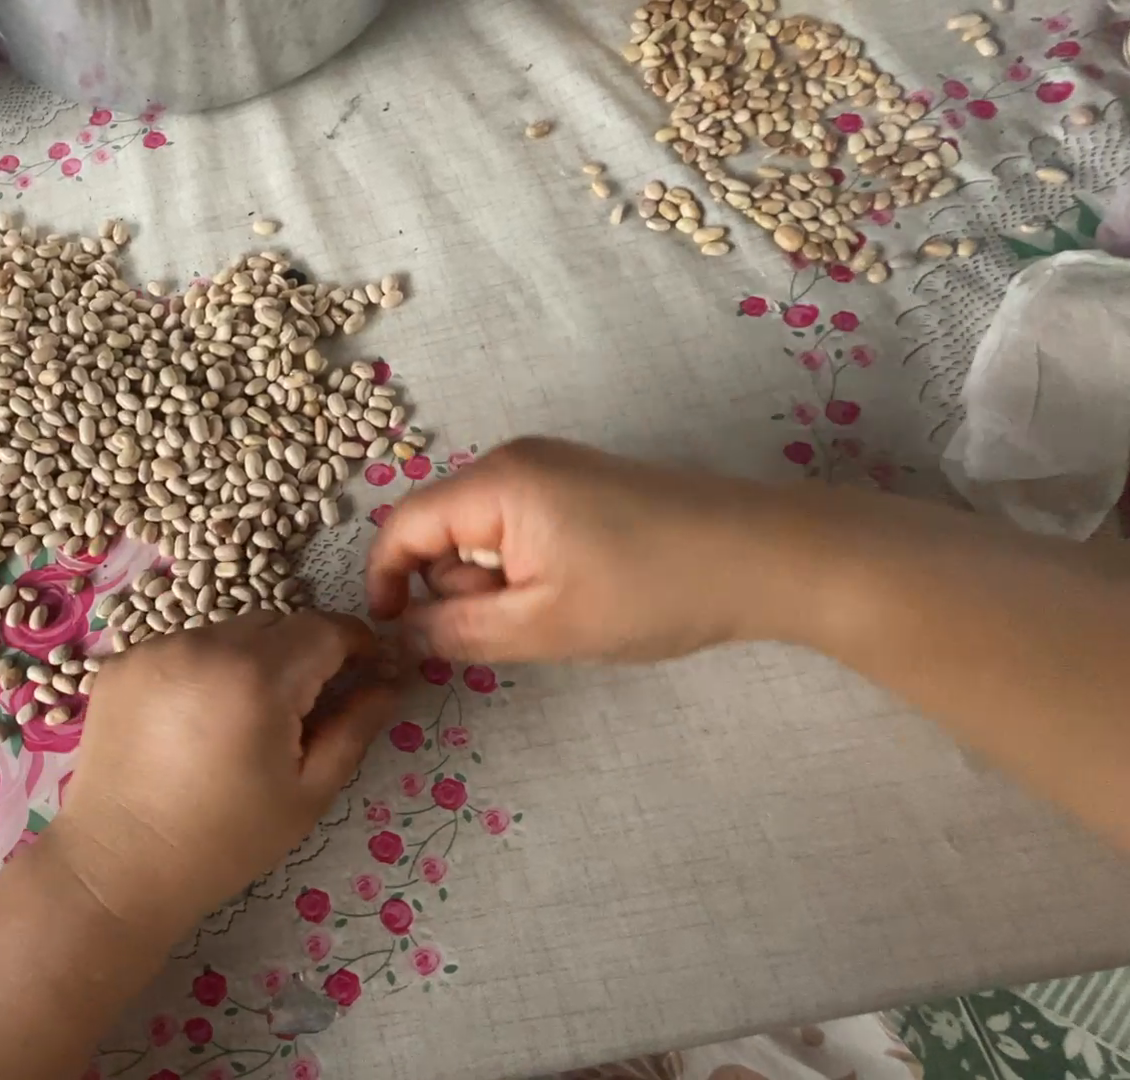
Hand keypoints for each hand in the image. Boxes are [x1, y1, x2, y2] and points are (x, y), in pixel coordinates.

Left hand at [45, 610, 397, 935]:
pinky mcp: (122, 661)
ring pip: (226, 632)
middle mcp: (204, 644)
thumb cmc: (225, 840)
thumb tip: (390, 683)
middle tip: (300, 705)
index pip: (324, 628)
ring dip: (248, 658)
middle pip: (275, 623)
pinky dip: (200, 668)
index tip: (366, 666)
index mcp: (259, 676)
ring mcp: (155, 647)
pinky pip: (181, 647)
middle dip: (301, 652)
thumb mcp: (308, 792)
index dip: (354, 642)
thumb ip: (355, 727)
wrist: (119, 865)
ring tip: (239, 716)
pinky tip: (191, 718)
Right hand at [366, 437, 805, 662]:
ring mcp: (545, 468)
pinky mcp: (572, 483)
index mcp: (496, 483)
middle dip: (455, 585)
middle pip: (439, 529)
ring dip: (491, 581)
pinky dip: (519, 566)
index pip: (403, 525)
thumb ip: (457, 632)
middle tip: (510, 623)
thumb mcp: (542, 626)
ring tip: (551, 609)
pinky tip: (567, 588)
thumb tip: (403, 635)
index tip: (393, 629)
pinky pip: (512, 527)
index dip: (385, 578)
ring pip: (476, 533)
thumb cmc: (652, 591)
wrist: (777, 558)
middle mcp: (511, 462)